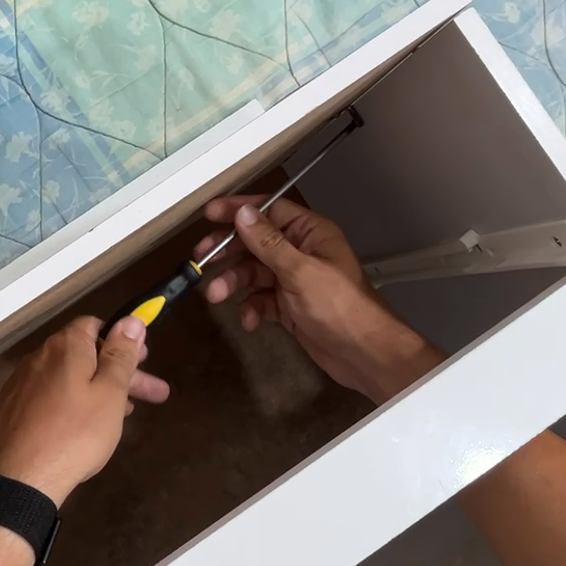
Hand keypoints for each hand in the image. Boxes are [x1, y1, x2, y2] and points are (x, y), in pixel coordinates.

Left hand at [0, 316, 163, 505]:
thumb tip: (131, 320)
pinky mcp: (13, 408)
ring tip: (125, 413)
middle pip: (85, 353)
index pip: (95, 324)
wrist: (21, 479)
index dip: (121, 339)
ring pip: (70, 377)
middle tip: (150, 391)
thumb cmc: (75, 434)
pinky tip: (88, 425)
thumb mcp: (110, 393)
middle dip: (119, 369)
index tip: (143, 360)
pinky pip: (52, 395)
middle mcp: (40, 356)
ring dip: (99, 388)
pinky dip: (74, 402)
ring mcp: (23, 383)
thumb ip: (121, 354)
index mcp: (65, 346)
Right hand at [196, 196, 444, 403]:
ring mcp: (293, 281)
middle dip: (229, 252)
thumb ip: (268, 242)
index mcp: (310, 233)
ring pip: (253, 274)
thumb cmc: (340, 306)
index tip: (210, 214)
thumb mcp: (300, 270)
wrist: (363, 353)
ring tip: (216, 295)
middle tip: (202, 258)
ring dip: (234, 283)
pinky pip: (261, 300)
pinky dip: (251, 308)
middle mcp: (300, 252)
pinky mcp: (289, 307)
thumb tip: (243, 213)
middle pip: (255, 244)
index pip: (269, 211)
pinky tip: (249, 319)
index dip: (239, 211)